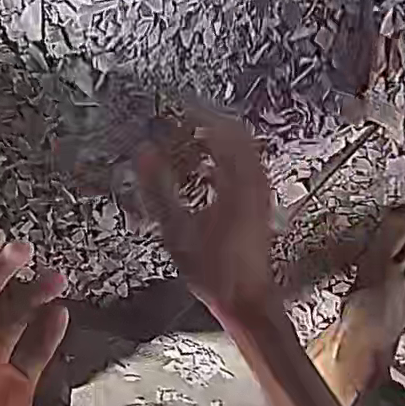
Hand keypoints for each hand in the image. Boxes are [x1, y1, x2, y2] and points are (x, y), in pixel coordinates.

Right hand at [135, 109, 278, 315]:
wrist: (246, 300)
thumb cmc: (214, 270)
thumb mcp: (177, 230)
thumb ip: (158, 188)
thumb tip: (143, 153)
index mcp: (238, 183)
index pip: (222, 130)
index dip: (199, 113)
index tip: (177, 105)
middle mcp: (255, 181)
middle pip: (237, 132)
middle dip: (209, 119)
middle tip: (183, 114)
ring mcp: (261, 191)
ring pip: (244, 147)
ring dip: (219, 136)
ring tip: (191, 133)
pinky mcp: (260, 202)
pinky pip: (246, 163)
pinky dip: (226, 155)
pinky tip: (206, 165)